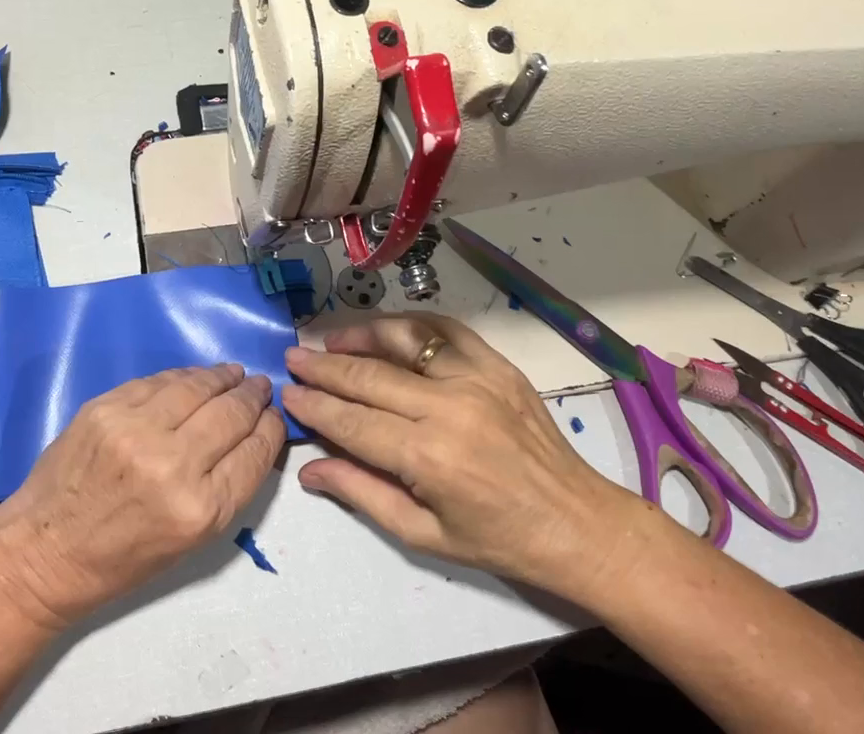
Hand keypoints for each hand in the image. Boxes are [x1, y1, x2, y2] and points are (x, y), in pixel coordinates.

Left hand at [0, 364, 286, 630]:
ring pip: (197, 387)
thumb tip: (253, 436)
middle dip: (252, 397)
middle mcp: (173, 465)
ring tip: (234, 374)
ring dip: (222, 377)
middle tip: (259, 387)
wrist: (44, 553)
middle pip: (232, 414)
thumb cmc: (122, 560)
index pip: (256, 452)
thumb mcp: (192, 540)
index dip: (271, 428)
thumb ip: (227, 486)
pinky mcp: (106, 408)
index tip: (274, 416)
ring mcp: (136, 431)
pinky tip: (196, 377)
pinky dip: (184, 376)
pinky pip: (159, 381)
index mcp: (201, 510)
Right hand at [281, 315, 644, 598]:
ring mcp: (477, 379)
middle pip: (369, 377)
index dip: (314, 406)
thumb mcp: (423, 534)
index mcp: (428, 457)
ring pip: (404, 341)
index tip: (286, 393)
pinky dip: (412, 324)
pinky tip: (389, 329)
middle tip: (292, 357)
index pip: (352, 421)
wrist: (576, 523)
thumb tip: (309, 468)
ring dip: (362, 336)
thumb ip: (362, 494)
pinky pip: (447, 330)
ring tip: (332, 339)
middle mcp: (449, 408)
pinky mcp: (499, 366)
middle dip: (324, 367)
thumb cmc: (497, 539)